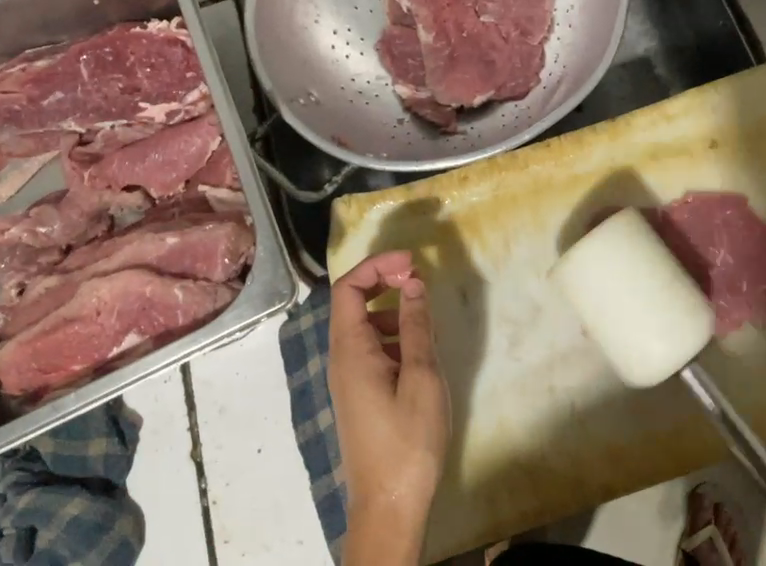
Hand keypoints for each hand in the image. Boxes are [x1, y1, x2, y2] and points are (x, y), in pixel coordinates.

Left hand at [328, 251, 449, 565]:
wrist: (388, 503)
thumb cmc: (407, 439)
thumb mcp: (421, 377)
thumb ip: (416, 327)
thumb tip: (412, 282)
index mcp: (350, 350)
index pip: (348, 289)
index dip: (376, 266)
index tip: (411, 262)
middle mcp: (341, 359)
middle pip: (352, 303)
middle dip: (383, 282)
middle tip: (418, 279)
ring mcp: (348, 378)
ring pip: (362, 327)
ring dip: (390, 310)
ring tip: (424, 319)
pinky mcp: (359, 394)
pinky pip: (370, 349)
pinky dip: (392, 336)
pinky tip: (418, 352)